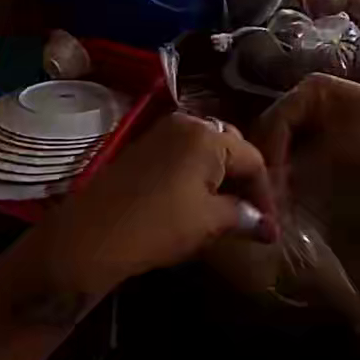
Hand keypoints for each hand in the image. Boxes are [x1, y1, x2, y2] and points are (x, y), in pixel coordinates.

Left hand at [31, 112, 277, 295]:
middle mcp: (187, 123)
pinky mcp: (143, 147)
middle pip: (231, 148)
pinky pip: (183, 154)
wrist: (90, 236)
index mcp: (208, 136)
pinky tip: (198, 201)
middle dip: (244, 180)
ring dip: (220, 177)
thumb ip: (244, 217)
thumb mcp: (208, 222)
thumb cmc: (158, 224)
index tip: (269, 225)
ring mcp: (162, 132)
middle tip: (251, 214)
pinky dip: (197, 174)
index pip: (253, 159)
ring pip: (206, 150)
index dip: (265, 194)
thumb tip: (268, 227)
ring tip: (228, 210)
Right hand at [253, 74, 359, 192]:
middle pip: (275, 130)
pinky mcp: (332, 128)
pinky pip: (302, 147)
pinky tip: (291, 187)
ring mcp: (321, 110)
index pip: (273, 123)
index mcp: (309, 88)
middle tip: (264, 195)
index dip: (266, 158)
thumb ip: (292, 165)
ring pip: (286, 141)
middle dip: (269, 163)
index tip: (265, 190)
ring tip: (275, 195)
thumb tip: (265, 184)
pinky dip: (294, 166)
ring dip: (279, 167)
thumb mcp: (331, 151)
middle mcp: (310, 93)